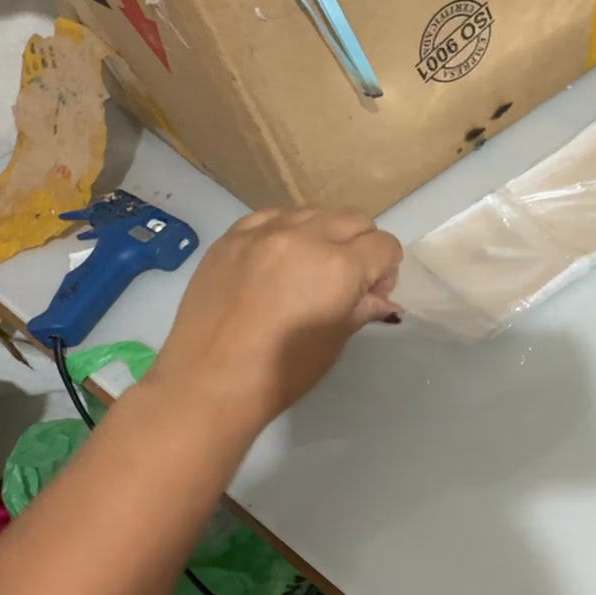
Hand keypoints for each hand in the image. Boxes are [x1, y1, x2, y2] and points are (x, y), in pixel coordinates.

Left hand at [144, 208, 401, 425]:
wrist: (208, 382)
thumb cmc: (283, 371)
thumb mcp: (337, 339)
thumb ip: (364, 307)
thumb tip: (382, 299)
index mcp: (339, 267)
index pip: (384, 245)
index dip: (387, 270)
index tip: (372, 294)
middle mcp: (305, 237)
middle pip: (355, 219)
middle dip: (362, 245)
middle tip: (348, 279)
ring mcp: (263, 232)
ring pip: (314, 212)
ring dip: (325, 235)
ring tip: (310, 269)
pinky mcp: (232, 236)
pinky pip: (273, 216)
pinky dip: (287, 232)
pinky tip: (279, 260)